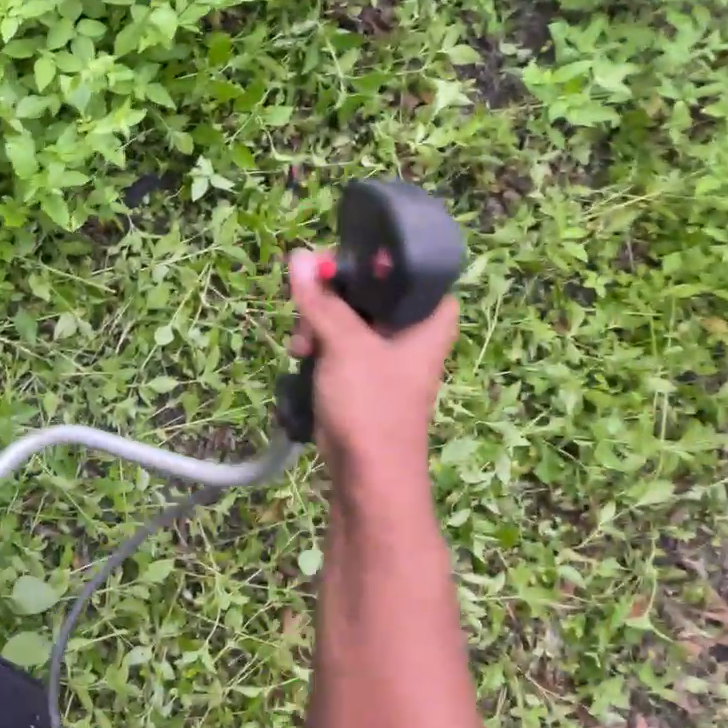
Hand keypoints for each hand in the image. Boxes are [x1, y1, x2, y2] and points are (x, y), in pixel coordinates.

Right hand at [287, 248, 457, 476]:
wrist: (368, 471)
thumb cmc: (371, 404)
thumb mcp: (344, 344)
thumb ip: (321, 300)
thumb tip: (297, 256)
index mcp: (430, 314)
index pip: (399, 266)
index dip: (363, 262)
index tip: (326, 271)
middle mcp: (412, 329)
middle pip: (364, 292)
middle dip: (327, 302)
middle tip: (309, 319)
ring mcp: (386, 354)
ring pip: (343, 319)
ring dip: (315, 328)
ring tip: (301, 349)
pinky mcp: (361, 375)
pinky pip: (335, 345)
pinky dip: (317, 349)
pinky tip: (302, 360)